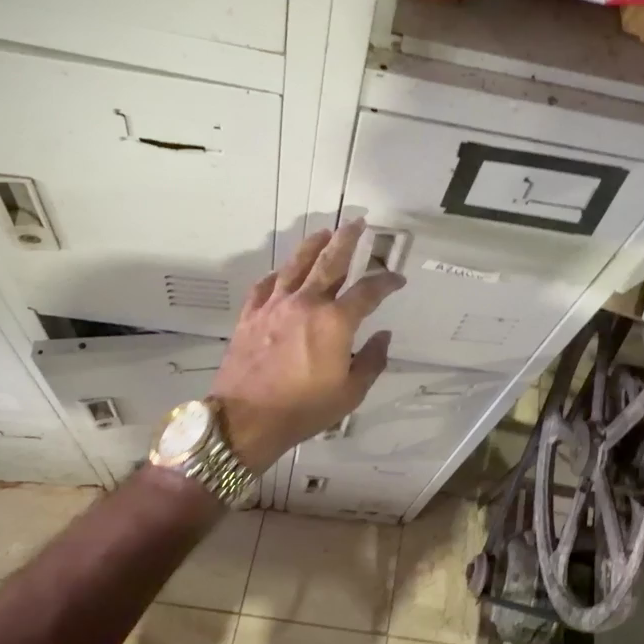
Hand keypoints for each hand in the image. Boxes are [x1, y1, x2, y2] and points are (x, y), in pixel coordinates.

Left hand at [209, 220, 406, 471]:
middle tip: (358, 223)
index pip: (368, 291)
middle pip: (330, 261)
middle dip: (347, 239)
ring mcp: (275, 305)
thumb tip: (383, 336)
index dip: (386, 281)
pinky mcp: (250, 315)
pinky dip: (278, 274)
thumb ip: (371, 361)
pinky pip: (266, 285)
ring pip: (296, 264)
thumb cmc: (303, 410)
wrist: (246, 420)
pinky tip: (283, 271)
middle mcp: (306, 303)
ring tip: (324, 233)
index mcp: (335, 322)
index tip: (397, 278)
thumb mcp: (350, 394)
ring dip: (313, 245)